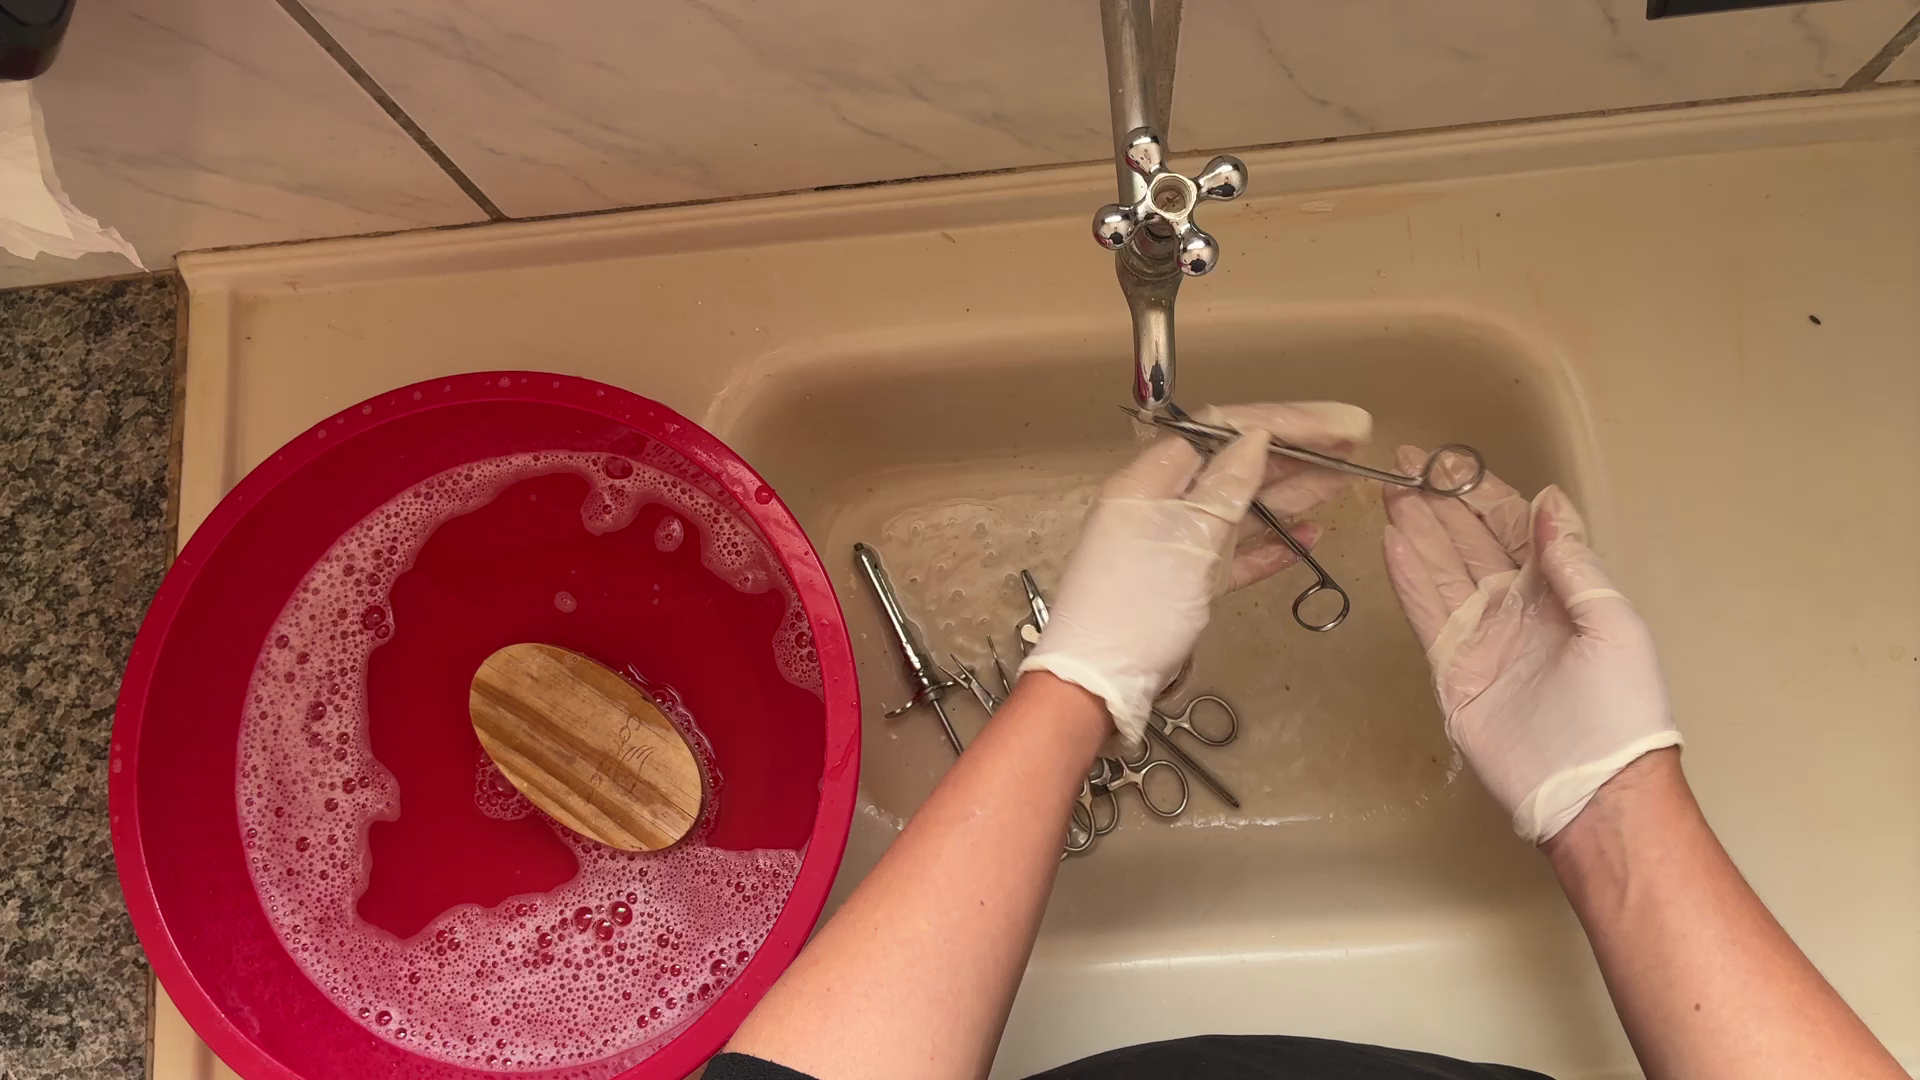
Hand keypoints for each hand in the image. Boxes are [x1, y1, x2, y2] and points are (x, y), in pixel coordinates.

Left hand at [1023, 403, 1370, 743]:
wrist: (1098, 680)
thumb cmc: (1139, 602)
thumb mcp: (1186, 537)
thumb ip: (1224, 487)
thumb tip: (1255, 438)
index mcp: (1148, 482)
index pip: (1218, 433)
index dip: (1279, 423)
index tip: (1335, 425)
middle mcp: (1160, 506)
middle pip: (1231, 468)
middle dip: (1290, 455)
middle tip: (1353, 444)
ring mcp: (1173, 546)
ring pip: (1236, 511)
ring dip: (1288, 495)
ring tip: (1343, 481)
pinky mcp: (1184, 583)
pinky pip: (1231, 555)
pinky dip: (1267, 547)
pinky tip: (1308, 537)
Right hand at [1381, 450, 1679, 841]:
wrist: (1585, 786)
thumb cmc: (1618, 709)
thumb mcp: (1614, 628)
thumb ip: (1574, 565)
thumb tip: (1549, 501)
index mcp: (1554, 590)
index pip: (1510, 526)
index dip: (1478, 491)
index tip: (1445, 462)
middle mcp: (1509, 603)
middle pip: (1463, 541)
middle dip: (1435, 502)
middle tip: (1400, 467)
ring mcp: (1474, 631)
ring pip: (1437, 568)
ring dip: (1413, 530)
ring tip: (1388, 493)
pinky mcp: (1446, 661)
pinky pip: (1423, 609)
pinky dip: (1405, 576)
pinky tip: (1390, 543)